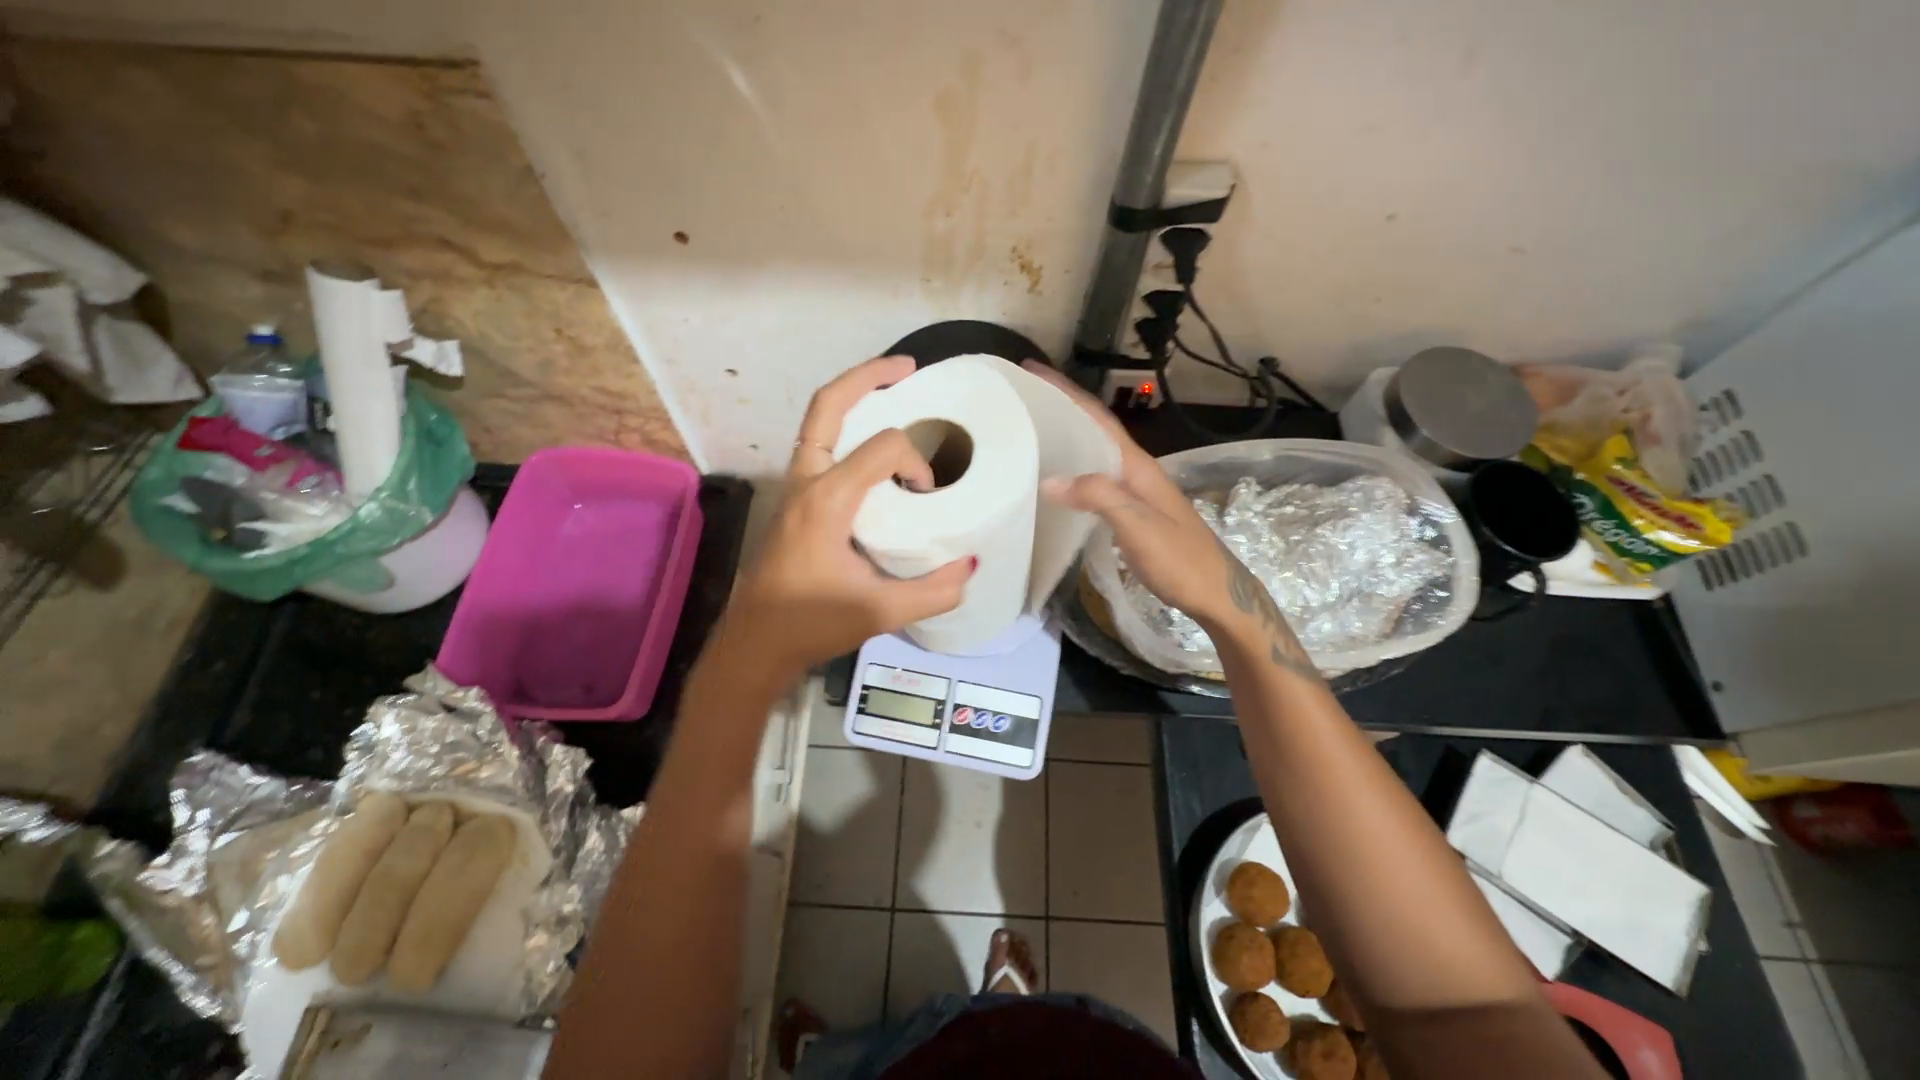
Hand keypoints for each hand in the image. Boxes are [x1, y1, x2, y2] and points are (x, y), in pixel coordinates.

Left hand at [720, 356, 975, 674]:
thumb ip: (933, 591)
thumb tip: (972, 565)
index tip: (927, 497)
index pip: (883, 448)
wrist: (754, 644)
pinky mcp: (792, 503)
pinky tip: (871, 451)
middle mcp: (805, 482)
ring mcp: (792, 489)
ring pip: (817, 424)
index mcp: (826, 499)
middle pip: (828, 406)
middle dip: (868, 377)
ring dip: (852, 402)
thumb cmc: (811, 625)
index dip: (916, 462)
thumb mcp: (880, 612)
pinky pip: (817, 448)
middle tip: (907, 367)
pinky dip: (844, 432)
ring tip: (891, 394)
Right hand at [1020, 361, 1236, 624]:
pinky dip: (1074, 472)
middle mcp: (1137, 471)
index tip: (1033, 370)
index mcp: (1138, 466)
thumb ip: (1099, 498)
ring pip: (1095, 455)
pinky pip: (1096, 481)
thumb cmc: (1180, 561)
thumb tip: (1050, 480)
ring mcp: (1137, 492)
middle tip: (1020, 400)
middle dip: (1061, 409)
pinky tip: (1057, 483)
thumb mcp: (1138, 527)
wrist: (1217, 595)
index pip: (1098, 418)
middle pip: (1095, 430)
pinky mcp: (1134, 513)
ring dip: (1066, 439)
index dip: (1067, 392)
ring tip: (1029, 433)